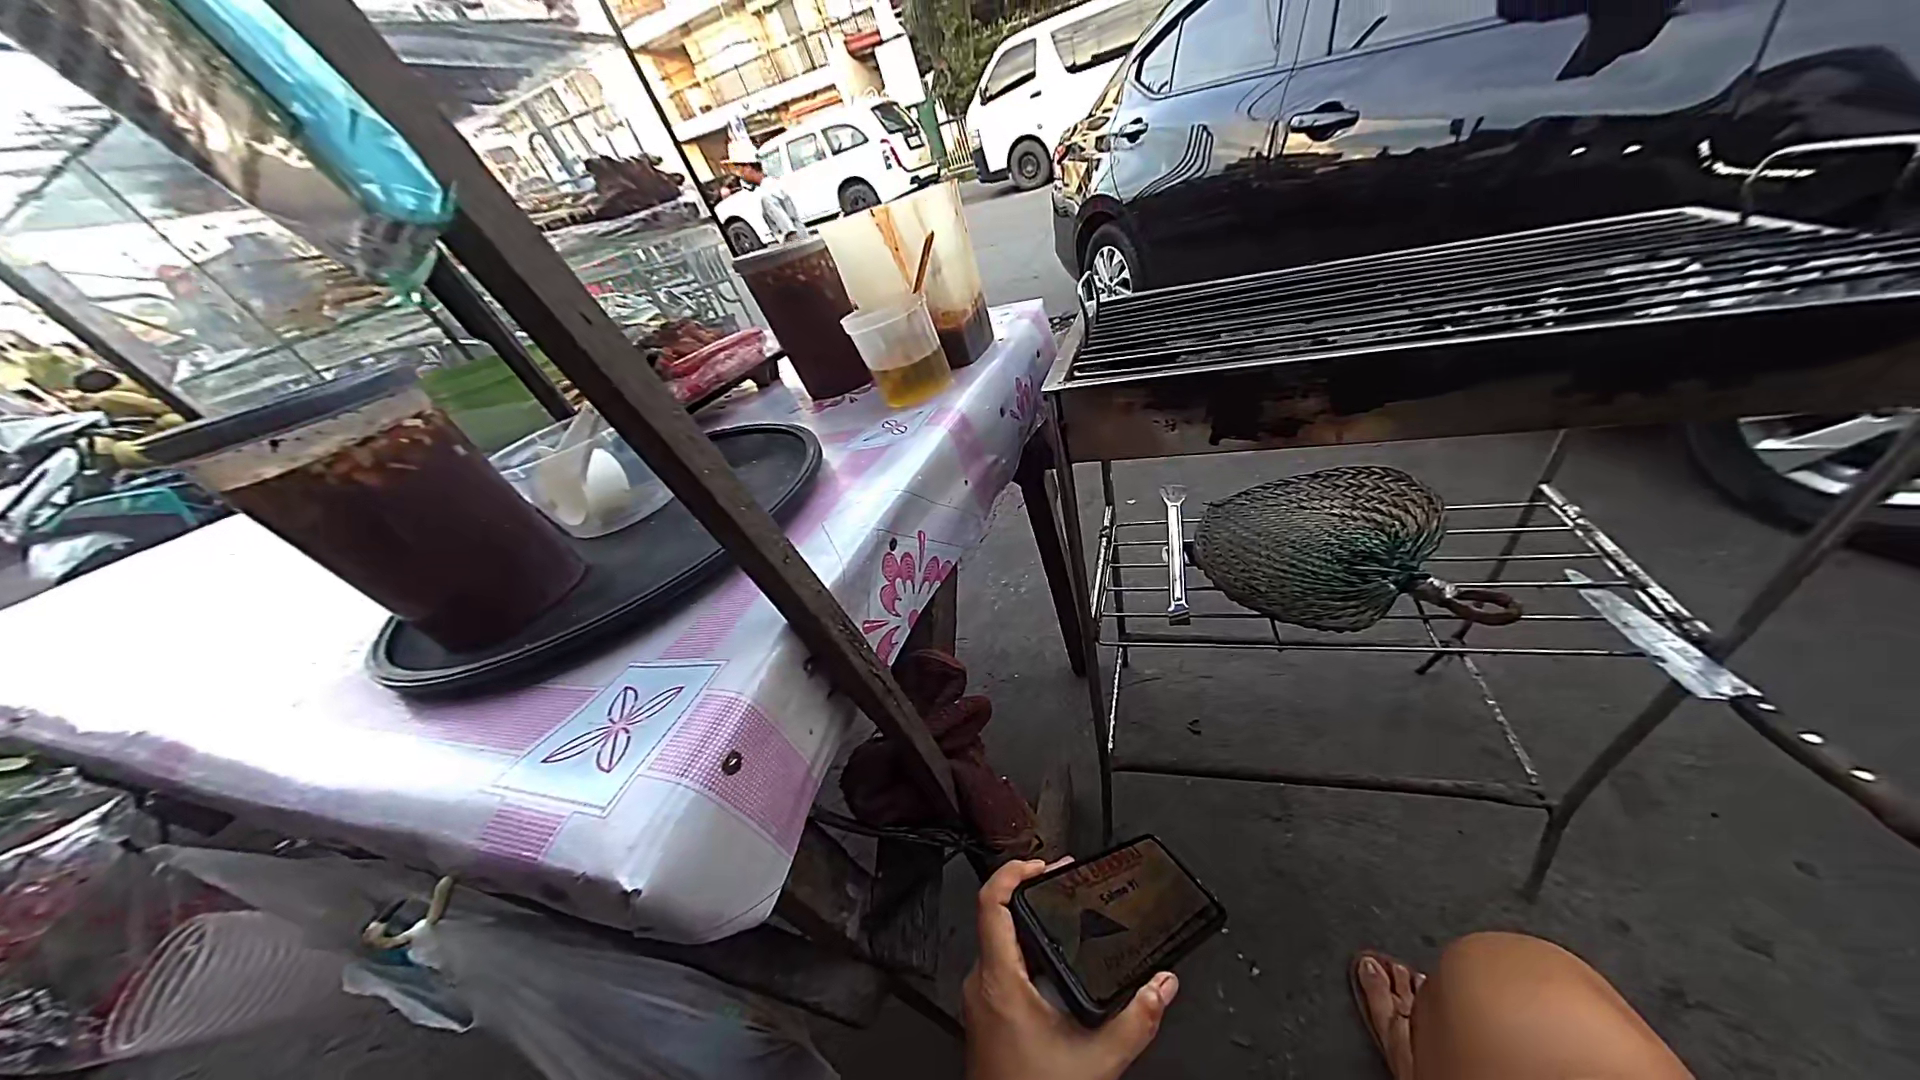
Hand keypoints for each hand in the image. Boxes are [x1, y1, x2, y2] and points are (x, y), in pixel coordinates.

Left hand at [963, 858, 1178, 1079]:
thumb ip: (1136, 1020)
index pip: (989, 903)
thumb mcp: (1098, 1061)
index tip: (1039, 864)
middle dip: (1029, 890)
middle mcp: (982, 983)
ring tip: (1059, 911)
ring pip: (997, 939)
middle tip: (1059, 880)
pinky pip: (999, 962)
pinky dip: (1024, 947)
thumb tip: (1162, 986)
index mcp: (1000, 981)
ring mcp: (980, 998)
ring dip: (1027, 919)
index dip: (1012, 872)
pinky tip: (1052, 958)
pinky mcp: (986, 1012)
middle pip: (995, 914)